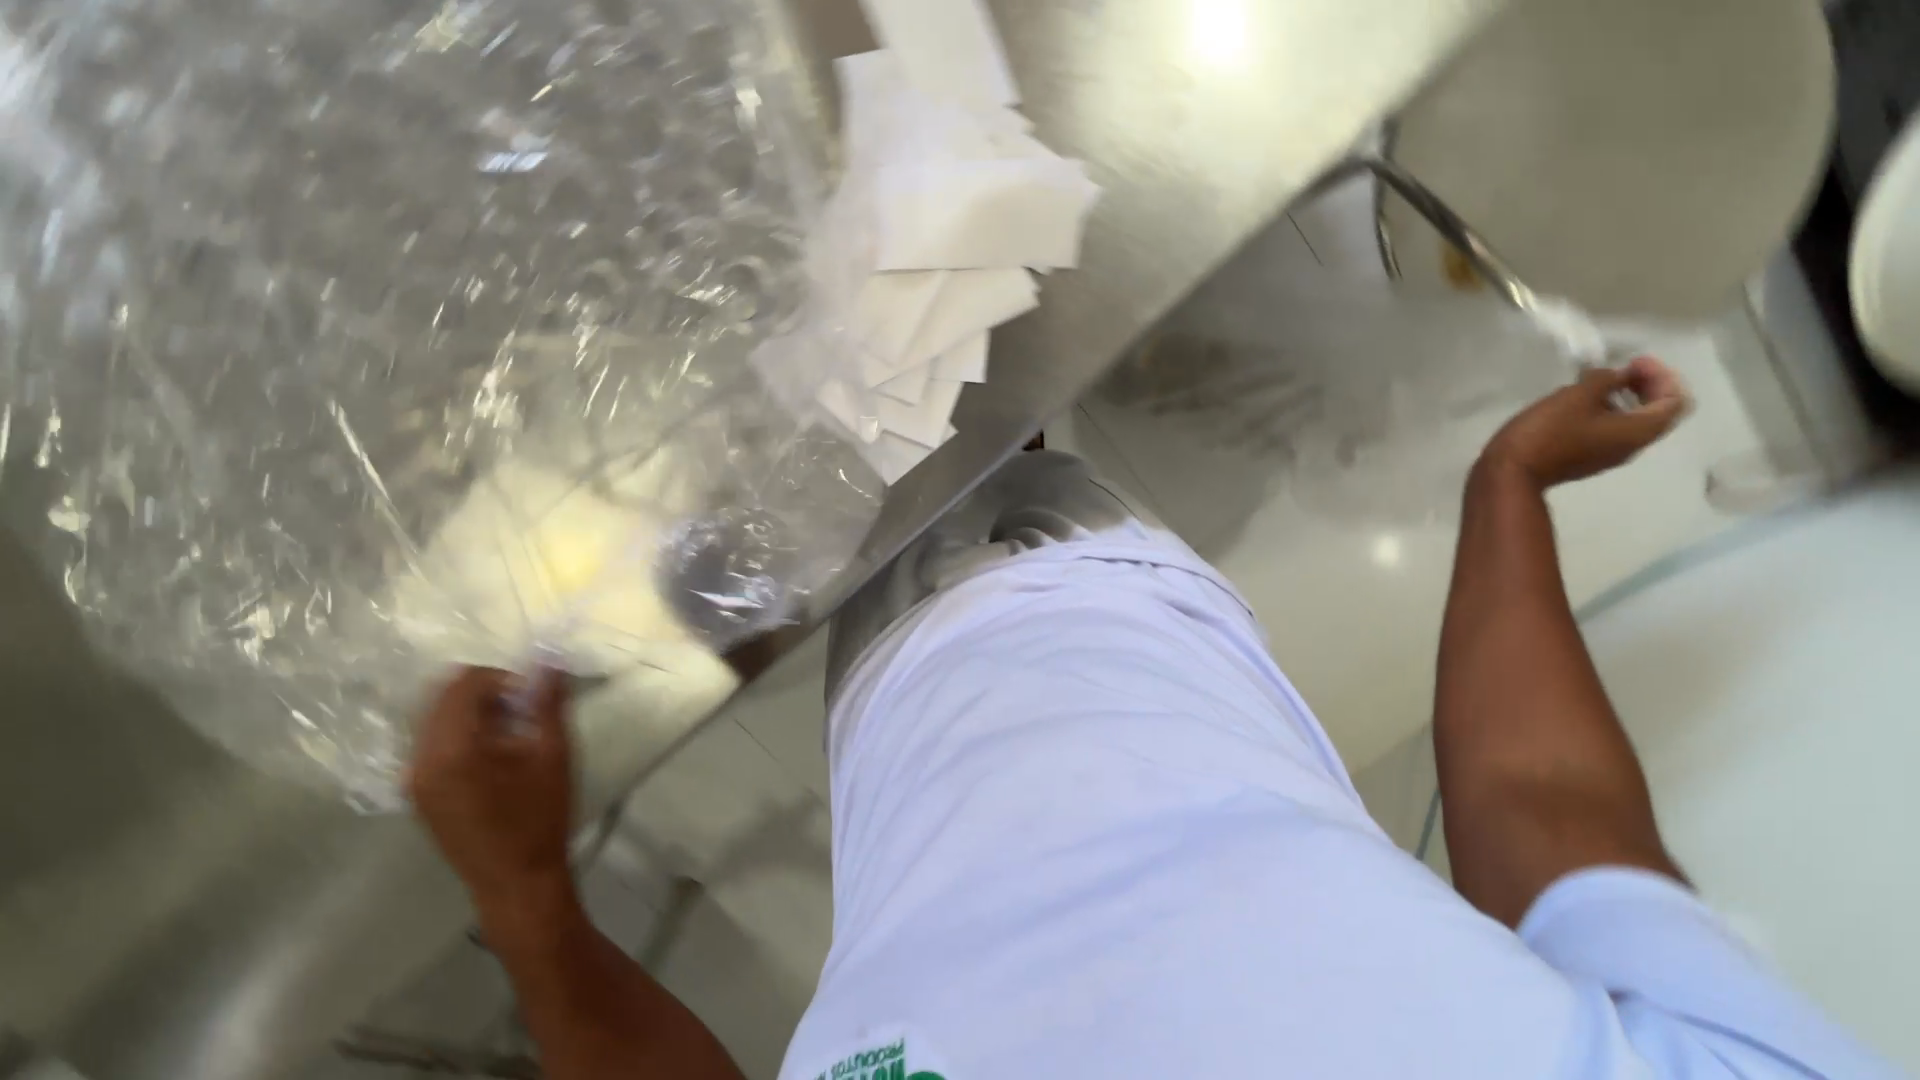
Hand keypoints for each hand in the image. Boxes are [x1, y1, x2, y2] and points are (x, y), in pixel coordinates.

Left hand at [408, 667, 575, 911]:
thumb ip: (548, 703)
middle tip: (523, 711)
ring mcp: (413, 778)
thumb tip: (548, 662)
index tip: (533, 699)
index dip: (503, 679)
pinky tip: (491, 757)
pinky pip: (430, 743)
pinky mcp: (416, 794)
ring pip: (434, 718)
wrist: (516, 880)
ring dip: (471, 712)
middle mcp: (421, 758)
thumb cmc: (540, 816)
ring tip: (510, 733)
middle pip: (442, 696)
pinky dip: (459, 734)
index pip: (465, 683)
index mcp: (453, 747)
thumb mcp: (554, 754)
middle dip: (485, 692)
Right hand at [1481, 357, 1690, 489]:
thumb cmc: (1547, 432)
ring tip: (1598, 383)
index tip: (1632, 361)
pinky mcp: (1585, 459)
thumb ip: (1604, 379)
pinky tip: (1581, 404)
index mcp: (1638, 431)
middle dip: (1647, 386)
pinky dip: (1607, 413)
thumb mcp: (1577, 395)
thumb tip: (1614, 378)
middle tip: (1623, 368)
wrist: (1510, 473)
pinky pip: (1610, 432)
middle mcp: (1632, 446)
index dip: (1661, 375)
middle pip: (1657, 412)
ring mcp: (1607, 456)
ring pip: (1632, 423)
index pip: (1674, 400)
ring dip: (1625, 399)